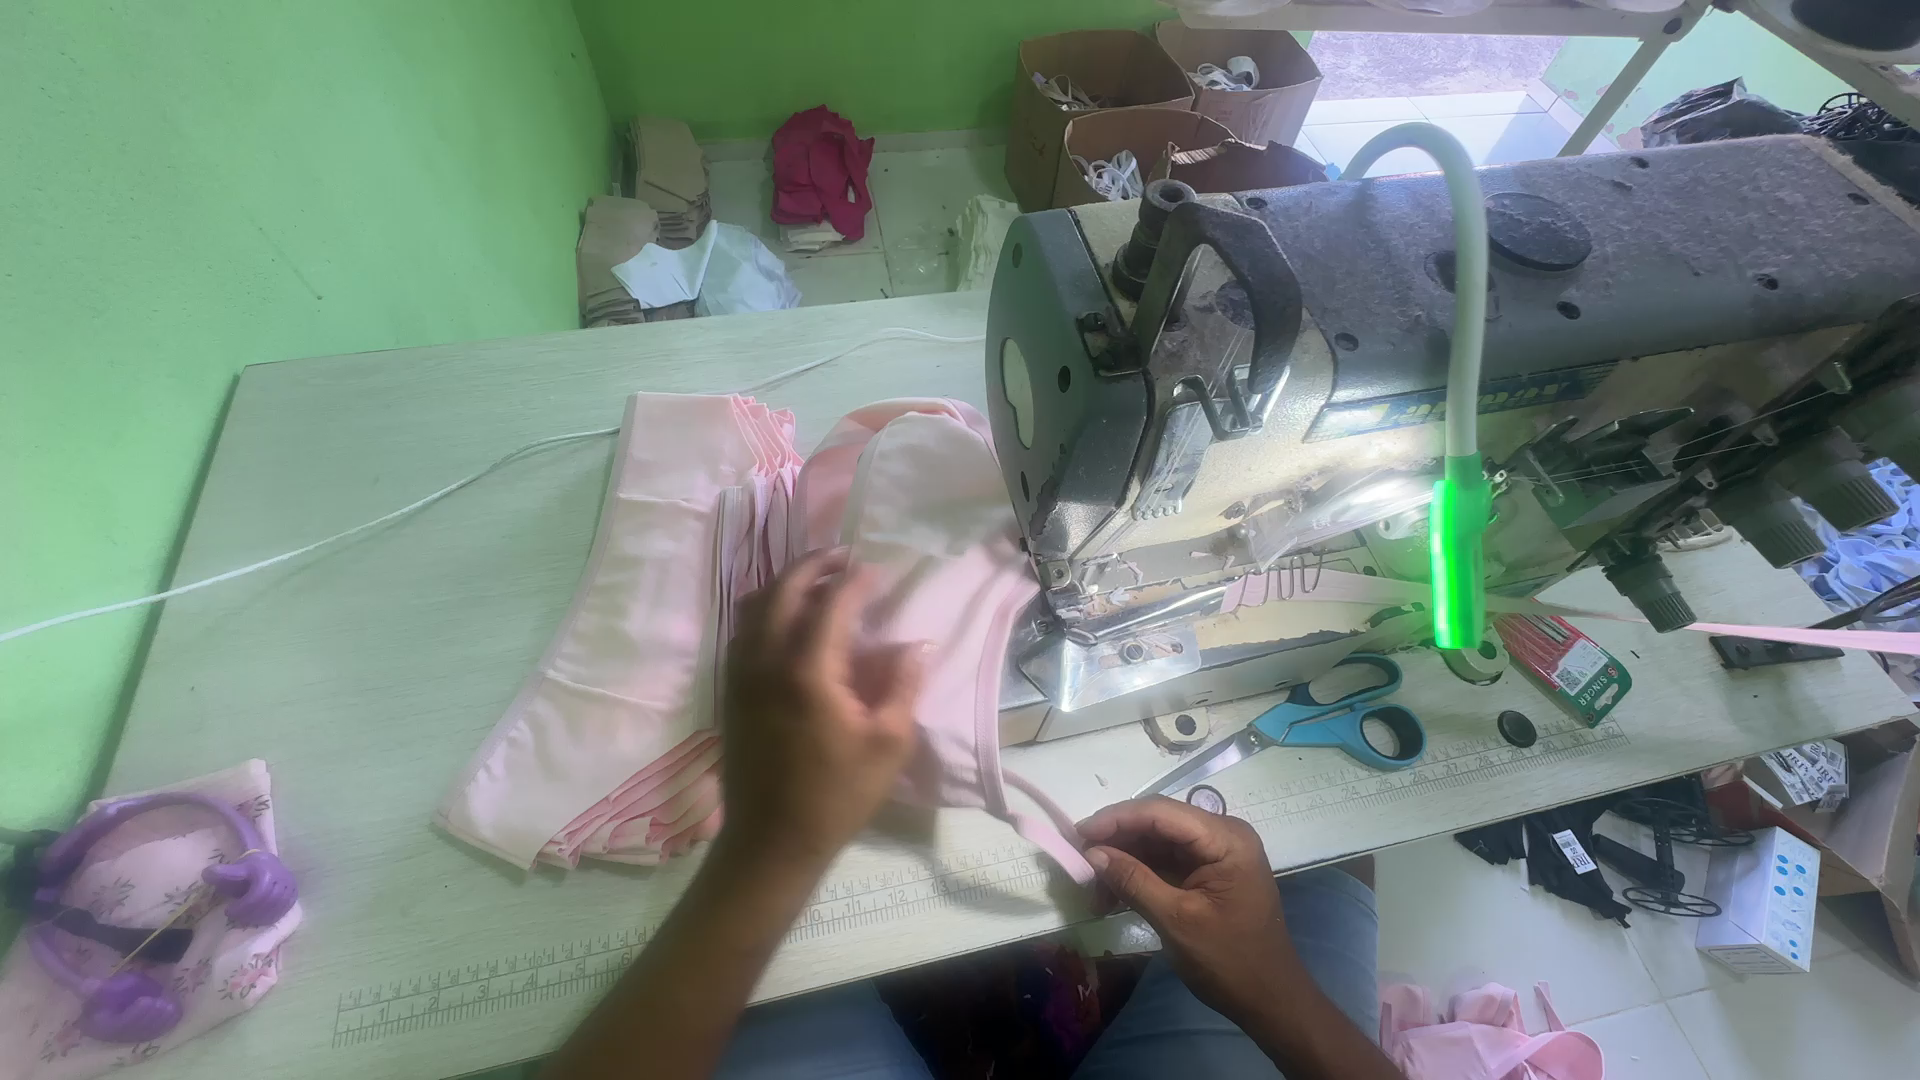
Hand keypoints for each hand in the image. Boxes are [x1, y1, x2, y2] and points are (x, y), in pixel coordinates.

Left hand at [717, 548, 924, 871]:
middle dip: (814, 565)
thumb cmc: (836, 796)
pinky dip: (766, 609)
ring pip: (755, 605)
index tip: (877, 572)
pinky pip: (743, 630)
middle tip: (843, 557)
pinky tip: (788, 620)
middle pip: (783, 589)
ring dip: (786, 583)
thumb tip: (913, 645)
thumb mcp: (888, 743)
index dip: (856, 580)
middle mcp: (766, 661)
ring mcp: (740, 674)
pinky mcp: (729, 690)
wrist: (770, 842)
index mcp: (808, 671)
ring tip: (817, 581)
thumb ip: (902, 685)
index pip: (832, 603)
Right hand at [1077, 797, 1300, 1021]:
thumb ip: (1134, 881)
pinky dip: (1137, 874)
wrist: (1272, 1004)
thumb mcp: (1177, 921)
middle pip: (1156, 822)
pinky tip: (1111, 894)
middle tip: (1080, 859)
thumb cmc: (1231, 963)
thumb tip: (1092, 853)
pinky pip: (1163, 859)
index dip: (1116, 819)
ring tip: (1093, 887)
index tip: (1078, 834)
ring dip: (1123, 860)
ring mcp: (1214, 851)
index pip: (1160, 813)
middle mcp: (1221, 834)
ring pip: (1155, 840)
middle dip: (1116, 840)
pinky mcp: (1206, 869)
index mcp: (1225, 838)